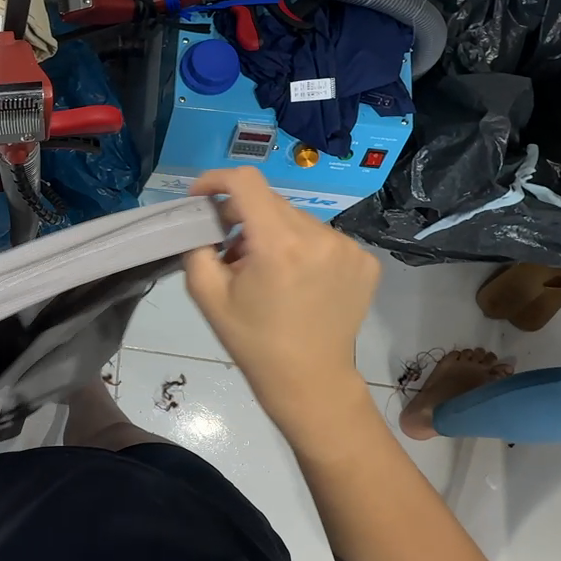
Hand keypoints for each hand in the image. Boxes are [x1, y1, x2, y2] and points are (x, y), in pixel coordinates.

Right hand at [182, 167, 379, 435]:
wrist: (309, 380)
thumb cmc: (252, 340)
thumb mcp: (206, 294)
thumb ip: (196, 246)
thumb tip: (204, 222)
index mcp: (279, 244)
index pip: (246, 182)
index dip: (216, 180)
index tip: (199, 197)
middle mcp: (320, 236)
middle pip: (269, 201)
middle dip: (240, 214)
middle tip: (225, 245)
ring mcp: (348, 248)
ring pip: (294, 218)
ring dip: (271, 231)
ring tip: (261, 268)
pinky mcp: (364, 260)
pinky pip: (320, 236)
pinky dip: (299, 246)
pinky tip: (293, 277)